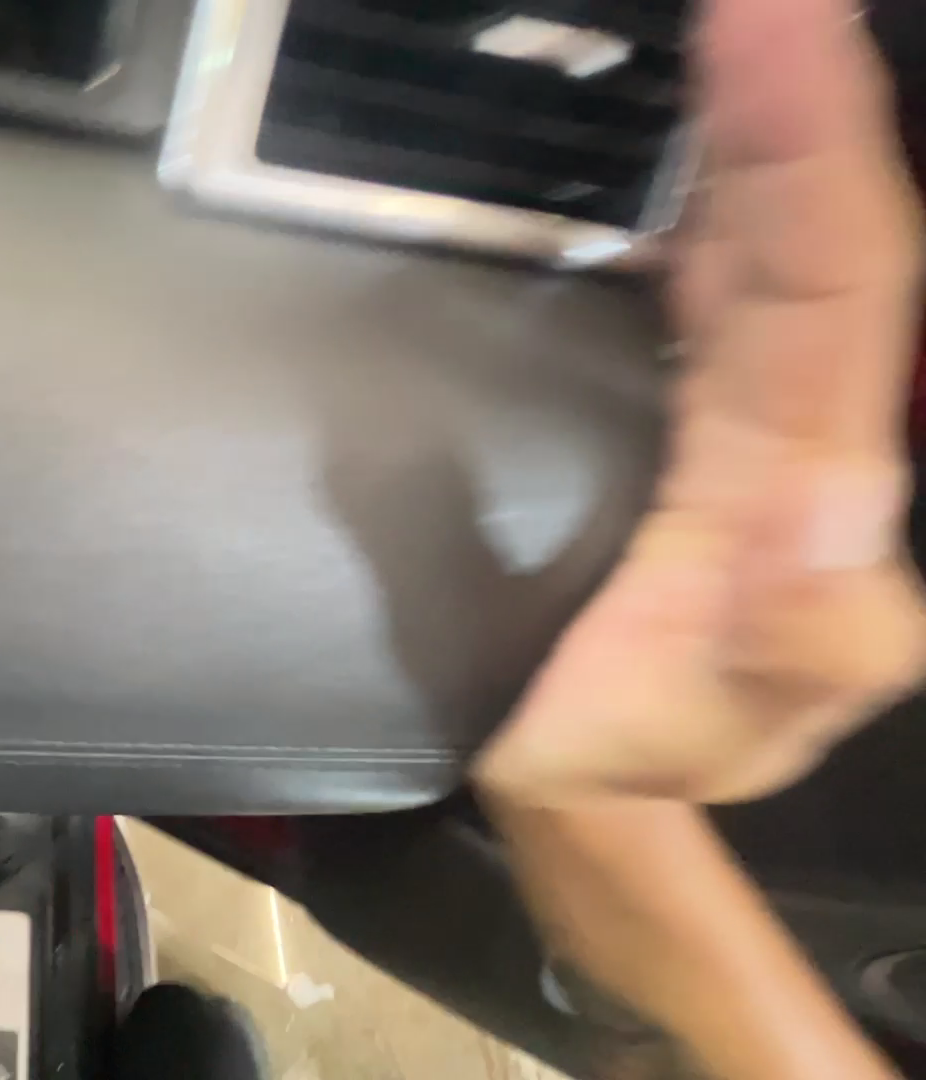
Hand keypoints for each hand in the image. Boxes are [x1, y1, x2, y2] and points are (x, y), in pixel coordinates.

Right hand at [476, 0, 925, 803]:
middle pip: (816, 247)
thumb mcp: (726, 716)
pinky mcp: (679, 449)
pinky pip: (714, 323)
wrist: (593, 773)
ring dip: (762, 151)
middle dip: (795, 109)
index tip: (773, 21)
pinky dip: (712, 236)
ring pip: (771, 270)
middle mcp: (800, 437)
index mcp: (814, 483)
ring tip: (740, 47)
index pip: (831, 286)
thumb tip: (837, 499)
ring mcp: (742, 438)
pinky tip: (691, 189)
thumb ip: (801, 632)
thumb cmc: (645, 745)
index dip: (807, 151)